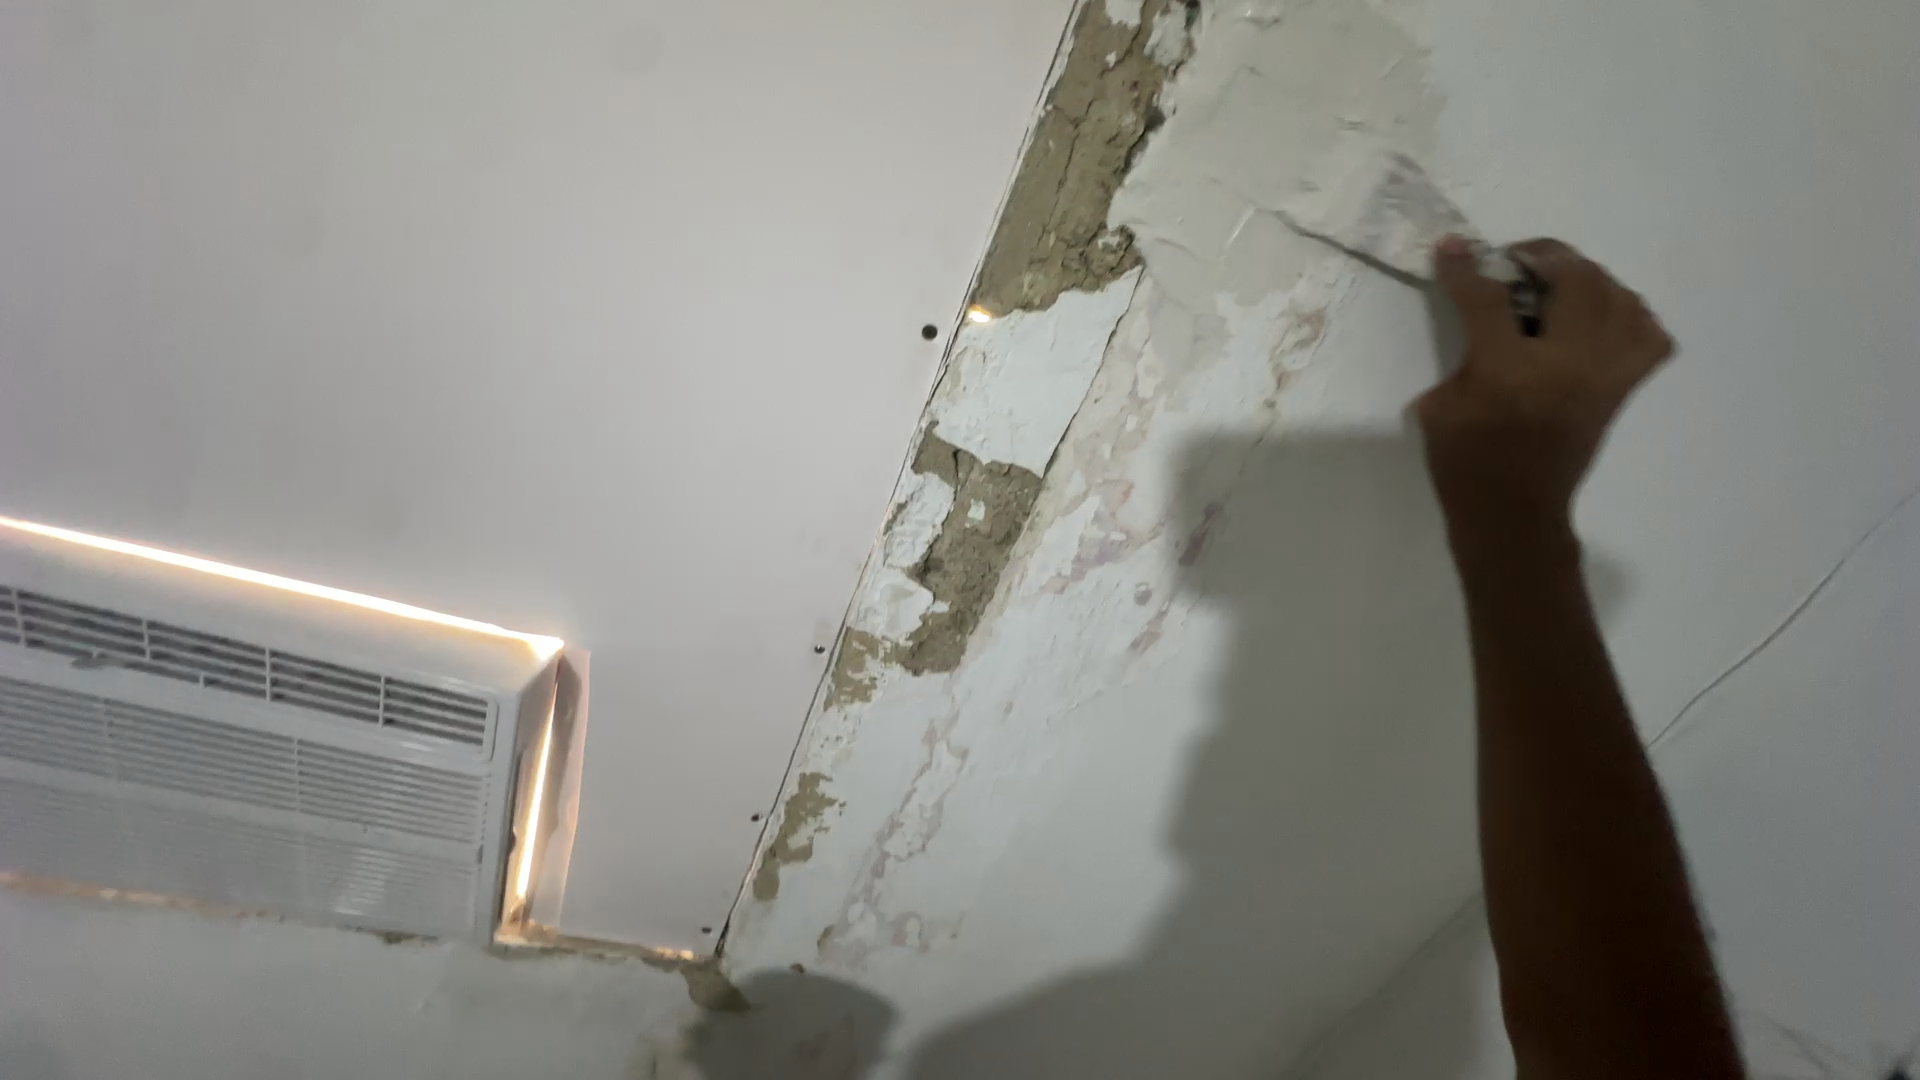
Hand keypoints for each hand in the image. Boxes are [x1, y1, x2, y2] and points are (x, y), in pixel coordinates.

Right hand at [1418, 236, 1673, 533]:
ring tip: (1556, 279)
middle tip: (1514, 257)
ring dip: (1585, 276)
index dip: (1467, 269)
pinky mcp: (1623, 386)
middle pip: (1574, 280)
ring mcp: (1605, 373)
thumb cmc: (1462, 463)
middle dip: (1541, 256)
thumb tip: (1485, 325)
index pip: (1488, 302)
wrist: (1511, 510)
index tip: (1452, 246)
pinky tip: (1599, 316)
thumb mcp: (1440, 408)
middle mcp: (1567, 363)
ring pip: (1617, 296)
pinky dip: (1627, 313)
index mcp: (1507, 372)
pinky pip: (1647, 332)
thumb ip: (1463, 359)